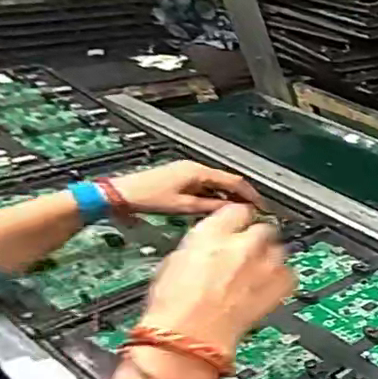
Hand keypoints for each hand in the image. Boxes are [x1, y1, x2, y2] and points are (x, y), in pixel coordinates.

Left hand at [110, 160, 264, 216]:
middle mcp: (195, 167)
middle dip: (242, 195)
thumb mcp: (185, 206)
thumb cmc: (148, 198)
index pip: (235, 181)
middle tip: (252, 211)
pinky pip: (206, 184)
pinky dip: (215, 195)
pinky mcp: (179, 176)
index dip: (251, 195)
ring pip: (217, 183)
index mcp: (199, 171)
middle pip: (227, 180)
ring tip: (236, 211)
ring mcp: (186, 171)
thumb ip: (213, 207)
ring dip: (228, 196)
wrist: (115, 194)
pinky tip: (216, 206)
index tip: (262, 208)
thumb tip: (237, 209)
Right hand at [139, 204, 292, 355]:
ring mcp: (268, 261)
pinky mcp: (284, 281)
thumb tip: (218, 242)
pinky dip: (281, 278)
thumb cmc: (176, 305)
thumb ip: (205, 243)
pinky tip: (263, 290)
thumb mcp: (178, 261)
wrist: (191, 335)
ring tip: (253, 278)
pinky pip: (289, 272)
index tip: (240, 226)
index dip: (238, 220)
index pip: (238, 210)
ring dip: (269, 259)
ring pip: (279, 249)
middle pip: (264, 228)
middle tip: (247, 257)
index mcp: (212, 233)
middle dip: (257, 240)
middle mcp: (244, 242)